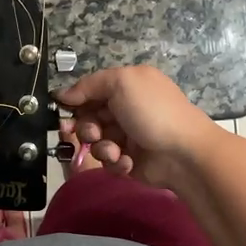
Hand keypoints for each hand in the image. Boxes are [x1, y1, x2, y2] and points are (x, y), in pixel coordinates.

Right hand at [54, 66, 222, 189]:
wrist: (183, 153)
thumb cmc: (152, 112)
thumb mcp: (121, 83)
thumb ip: (88, 85)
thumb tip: (61, 94)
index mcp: (127, 86)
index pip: (90, 92)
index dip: (75, 102)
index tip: (62, 113)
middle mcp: (125, 109)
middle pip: (88, 118)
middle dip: (86, 127)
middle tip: (93, 133)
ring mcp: (127, 136)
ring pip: (95, 142)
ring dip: (101, 147)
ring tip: (115, 151)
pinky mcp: (129, 160)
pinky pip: (108, 161)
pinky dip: (115, 162)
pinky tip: (128, 161)